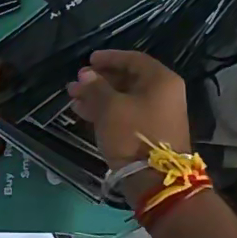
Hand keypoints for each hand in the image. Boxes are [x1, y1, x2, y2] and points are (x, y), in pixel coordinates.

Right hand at [66, 49, 192, 186]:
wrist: (154, 179)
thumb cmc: (134, 134)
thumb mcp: (110, 107)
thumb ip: (96, 87)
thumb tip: (86, 75)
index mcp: (161, 81)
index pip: (133, 59)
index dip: (109, 58)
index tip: (88, 60)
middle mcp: (163, 94)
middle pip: (127, 79)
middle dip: (99, 80)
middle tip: (76, 83)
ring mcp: (156, 114)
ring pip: (123, 98)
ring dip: (98, 96)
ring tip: (73, 98)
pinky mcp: (149, 132)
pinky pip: (125, 114)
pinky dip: (105, 111)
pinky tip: (83, 112)